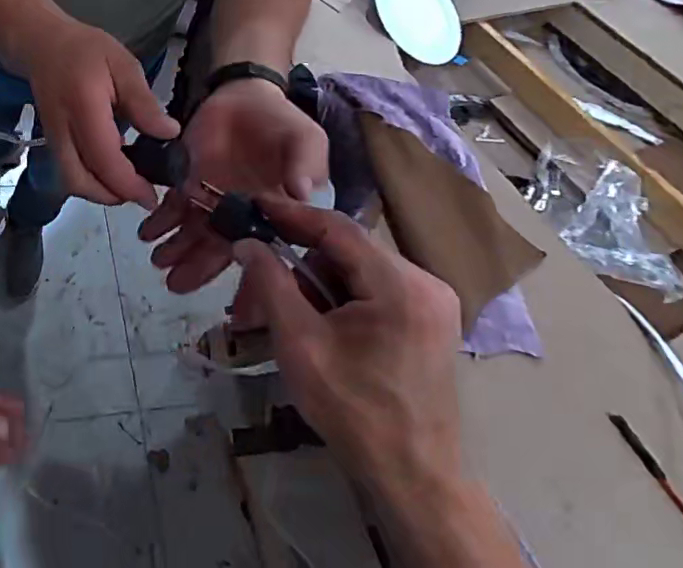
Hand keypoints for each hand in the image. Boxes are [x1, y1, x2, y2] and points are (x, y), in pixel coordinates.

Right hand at [7, 10, 179, 206]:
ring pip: (73, 182)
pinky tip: (116, 171)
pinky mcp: (52, 143)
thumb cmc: (86, 50)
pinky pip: (70, 172)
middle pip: (81, 182)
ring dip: (102, 192)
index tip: (153, 196)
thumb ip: (144, 102)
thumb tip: (169, 133)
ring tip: (133, 185)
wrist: (42, 45)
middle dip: (114, 197)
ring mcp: (53, 140)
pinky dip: (93, 181)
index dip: (129, 184)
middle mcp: (63, 131)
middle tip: (145, 194)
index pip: (104, 159)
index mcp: (84, 109)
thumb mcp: (123, 65)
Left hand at [139, 77, 328, 292]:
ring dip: (175, 249)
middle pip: (219, 249)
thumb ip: (307, 162)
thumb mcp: (305, 137)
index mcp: (272, 214)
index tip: (237, 310)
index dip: (254, 282)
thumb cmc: (281, 122)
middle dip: (197, 268)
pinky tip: (147, 231)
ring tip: (158, 259)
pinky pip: (172, 208)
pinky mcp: (188, 183)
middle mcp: (240, 216)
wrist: (245, 95)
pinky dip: (158, 221)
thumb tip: (304, 192)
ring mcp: (212, 201)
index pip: (264, 254)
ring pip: (192, 233)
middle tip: (175, 283)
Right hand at [228, 194, 460, 490]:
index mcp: (399, 284)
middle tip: (262, 278)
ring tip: (295, 320)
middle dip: (303, 263)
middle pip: (349, 250)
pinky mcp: (432, 317)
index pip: (338, 228)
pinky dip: (345, 297)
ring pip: (361, 269)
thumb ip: (272, 285)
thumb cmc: (354, 414)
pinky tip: (325, 326)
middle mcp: (425, 279)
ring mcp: (434, 298)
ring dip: (322, 284)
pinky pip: (378, 288)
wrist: (414, 479)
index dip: (293, 213)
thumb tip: (248, 243)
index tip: (256, 204)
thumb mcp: (301, 346)